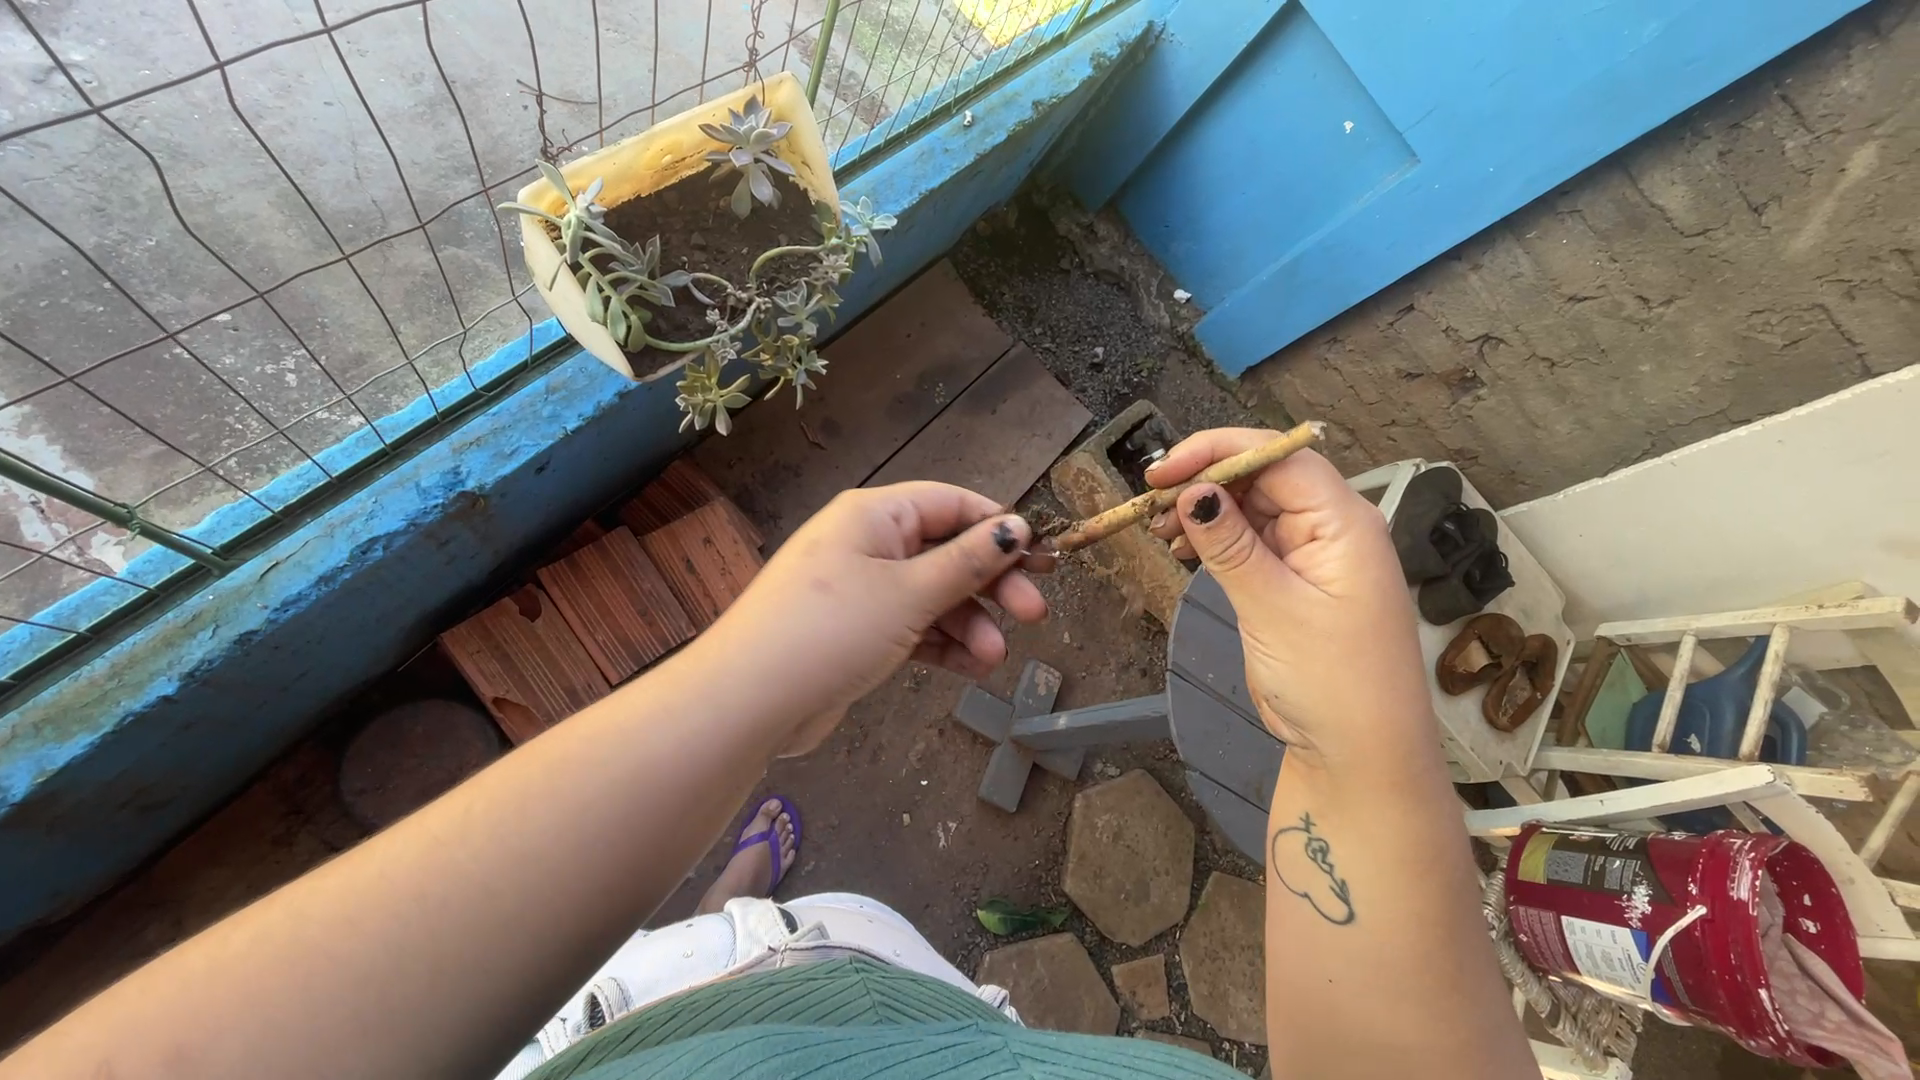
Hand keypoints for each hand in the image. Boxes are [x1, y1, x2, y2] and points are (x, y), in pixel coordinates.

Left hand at [704, 482, 1047, 754]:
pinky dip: (941, 645)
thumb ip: (968, 562)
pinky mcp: (857, 633)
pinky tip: (971, 668)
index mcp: (875, 515)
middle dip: (991, 583)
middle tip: (1034, 613)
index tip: (1039, 559)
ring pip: (932, 596)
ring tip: (995, 657)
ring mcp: (861, 591)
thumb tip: (1017, 527)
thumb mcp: (908, 593)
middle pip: (946, 552)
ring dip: (969, 623)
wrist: (749, 701)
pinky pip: (912, 628)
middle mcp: (868, 544)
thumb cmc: (832, 630)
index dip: (998, 526)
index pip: (951, 504)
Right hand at [1146, 430, 1429, 765]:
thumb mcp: (1272, 608)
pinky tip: (1184, 549)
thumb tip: (1192, 491)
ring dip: (1206, 511)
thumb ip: (1230, 545)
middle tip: (1152, 504)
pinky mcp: (1296, 582)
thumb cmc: (1330, 680)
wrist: (1359, 753)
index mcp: (1343, 521)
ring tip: (1161, 530)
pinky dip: (1216, 540)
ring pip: (1253, 509)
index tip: (1162, 472)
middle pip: (1264, 478)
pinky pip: (1252, 542)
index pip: (1278, 457)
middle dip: (1206, 482)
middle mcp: (1332, 527)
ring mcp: (1313, 555)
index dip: (1217, 453)